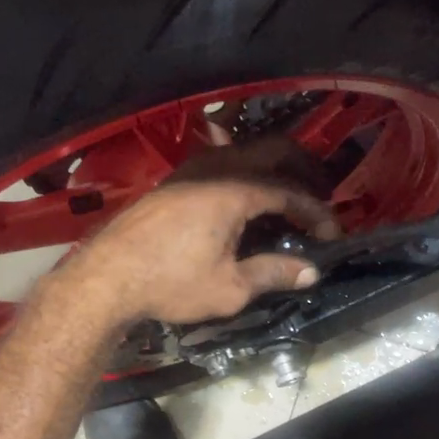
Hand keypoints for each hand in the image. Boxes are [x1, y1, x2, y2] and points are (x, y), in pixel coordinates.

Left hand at [58, 141, 341, 325]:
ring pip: (245, 152)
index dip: (318, 212)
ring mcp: (191, 169)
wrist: (106, 277)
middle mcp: (216, 168)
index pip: (291, 191)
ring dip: (273, 168)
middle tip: (320, 195)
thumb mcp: (229, 288)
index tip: (332, 235)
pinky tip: (246, 198)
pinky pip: (222, 162)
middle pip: (273, 150)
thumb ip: (272, 274)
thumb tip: (310, 272)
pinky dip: (245, 174)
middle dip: (304, 170)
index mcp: (235, 189)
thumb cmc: (170, 283)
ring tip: (287, 195)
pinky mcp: (174, 181)